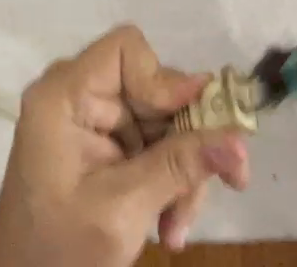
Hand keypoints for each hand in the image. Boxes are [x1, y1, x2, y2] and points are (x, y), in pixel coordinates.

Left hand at [0, 26, 250, 266]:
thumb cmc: (56, 250)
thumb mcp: (122, 210)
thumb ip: (179, 168)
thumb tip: (240, 141)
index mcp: (64, 96)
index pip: (126, 50)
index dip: (165, 80)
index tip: (198, 124)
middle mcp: (80, 96)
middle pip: (156, 90)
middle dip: (188, 142)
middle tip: (225, 182)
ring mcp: (94, 121)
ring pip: (165, 121)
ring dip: (183, 172)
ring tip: (177, 228)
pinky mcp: (106, 145)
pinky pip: (156, 145)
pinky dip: (170, 182)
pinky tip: (169, 226)